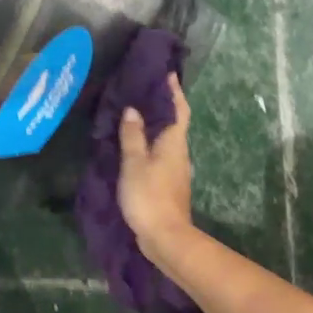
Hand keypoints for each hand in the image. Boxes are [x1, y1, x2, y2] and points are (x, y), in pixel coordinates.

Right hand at [117, 73, 196, 260]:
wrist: (166, 238)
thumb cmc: (150, 196)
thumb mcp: (134, 163)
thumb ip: (132, 136)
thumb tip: (133, 110)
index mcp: (174, 143)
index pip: (179, 109)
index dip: (174, 91)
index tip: (167, 74)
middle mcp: (179, 153)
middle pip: (173, 123)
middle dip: (160, 106)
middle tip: (140, 91)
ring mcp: (176, 170)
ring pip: (165, 140)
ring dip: (153, 127)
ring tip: (132, 115)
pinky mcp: (168, 185)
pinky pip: (159, 156)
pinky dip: (148, 145)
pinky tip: (133, 147)